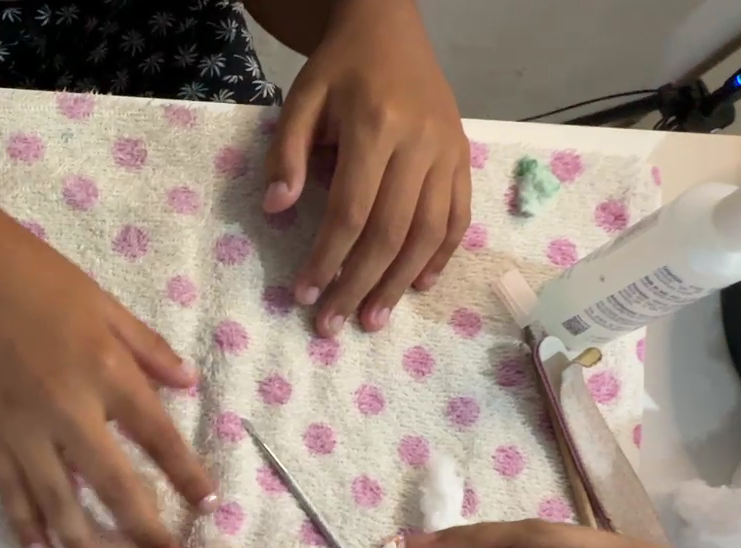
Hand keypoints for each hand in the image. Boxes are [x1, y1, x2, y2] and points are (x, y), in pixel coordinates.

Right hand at [0, 206, 215, 547]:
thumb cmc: (29, 271)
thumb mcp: (100, 300)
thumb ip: (146, 346)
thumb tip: (188, 386)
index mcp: (104, 368)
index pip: (157, 433)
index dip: (186, 472)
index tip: (208, 506)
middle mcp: (67, 408)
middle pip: (114, 484)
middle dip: (146, 532)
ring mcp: (21, 428)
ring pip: (57, 502)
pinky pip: (8, 490)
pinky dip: (23, 524)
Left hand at [265, 0, 469, 336]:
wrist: (391, 28)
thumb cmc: (338, 71)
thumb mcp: (300, 100)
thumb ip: (286, 154)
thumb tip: (277, 209)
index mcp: (377, 127)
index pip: (351, 213)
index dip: (327, 260)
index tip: (305, 297)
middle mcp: (421, 143)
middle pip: (391, 231)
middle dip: (359, 285)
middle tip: (332, 325)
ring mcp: (449, 151)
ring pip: (429, 232)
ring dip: (400, 283)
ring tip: (372, 320)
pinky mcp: (463, 157)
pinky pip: (459, 216)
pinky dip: (441, 256)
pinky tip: (418, 287)